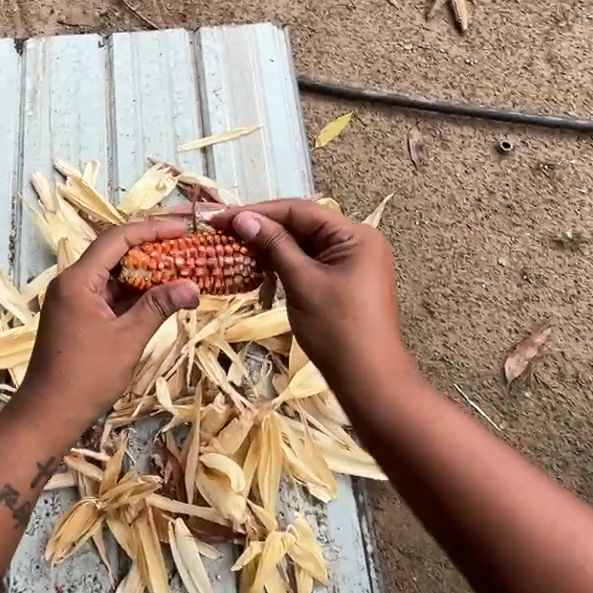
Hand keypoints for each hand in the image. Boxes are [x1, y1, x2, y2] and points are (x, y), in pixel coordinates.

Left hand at [14, 219, 199, 429]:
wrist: (47, 414)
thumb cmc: (86, 377)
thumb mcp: (128, 340)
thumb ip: (159, 307)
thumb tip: (193, 286)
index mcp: (78, 279)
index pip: (116, 238)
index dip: (151, 229)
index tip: (182, 228)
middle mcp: (71, 281)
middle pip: (114, 252)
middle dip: (151, 248)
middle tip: (186, 245)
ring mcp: (72, 298)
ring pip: (112, 273)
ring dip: (144, 271)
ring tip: (181, 267)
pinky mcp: (77, 315)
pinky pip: (107, 292)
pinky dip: (133, 292)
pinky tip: (160, 294)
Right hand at [221, 199, 414, 386]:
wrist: (369, 381)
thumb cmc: (338, 329)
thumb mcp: (302, 282)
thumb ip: (274, 245)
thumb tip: (243, 218)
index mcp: (355, 235)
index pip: (300, 211)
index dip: (259, 212)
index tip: (224, 216)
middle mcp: (356, 243)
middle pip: (301, 224)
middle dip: (262, 227)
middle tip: (223, 228)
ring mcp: (350, 263)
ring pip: (302, 244)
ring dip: (269, 244)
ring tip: (232, 244)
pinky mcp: (341, 282)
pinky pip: (307, 262)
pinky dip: (282, 262)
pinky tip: (255, 264)